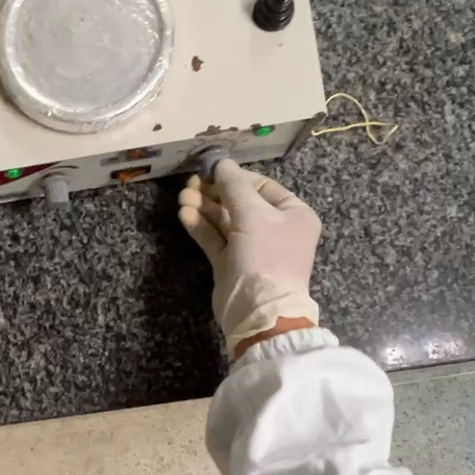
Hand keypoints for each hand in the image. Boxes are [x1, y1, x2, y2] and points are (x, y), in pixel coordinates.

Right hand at [177, 159, 321, 356]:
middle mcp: (274, 229)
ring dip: (203, 208)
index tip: (210, 169)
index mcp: (293, 214)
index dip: (235, 177)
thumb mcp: (252, 214)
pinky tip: (184, 214)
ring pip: (224, 222)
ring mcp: (251, 248)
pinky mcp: (231, 265)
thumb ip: (234, 186)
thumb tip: (220, 162)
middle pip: (239, 203)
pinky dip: (201, 227)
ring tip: (182, 197)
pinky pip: (215, 240)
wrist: (258, 311)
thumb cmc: (265, 257)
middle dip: (214, 193)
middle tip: (190, 183)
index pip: (262, 187)